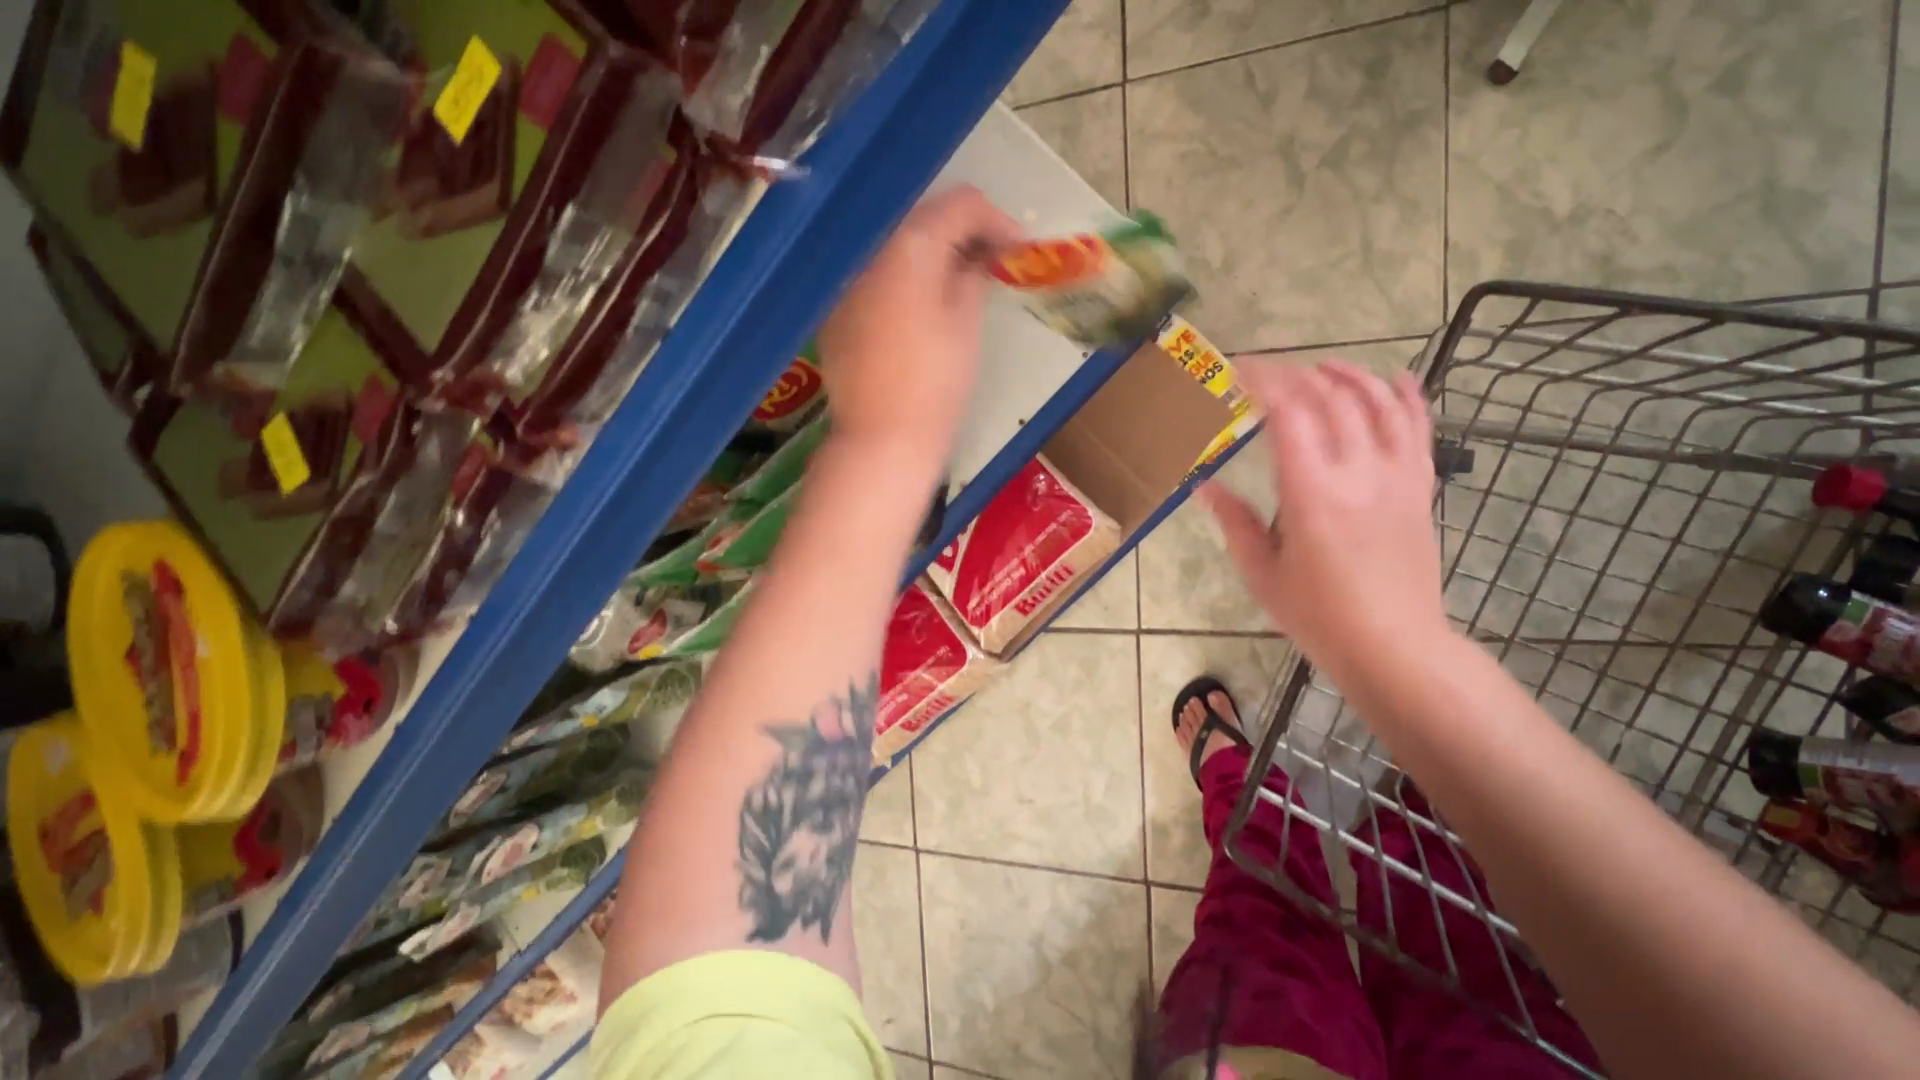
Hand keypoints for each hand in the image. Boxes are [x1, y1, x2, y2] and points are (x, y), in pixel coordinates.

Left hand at [816, 185, 1021, 468]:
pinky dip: (901, 276)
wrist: (883, 437)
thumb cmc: (936, 381)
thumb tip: (979, 257)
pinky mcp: (834, 308)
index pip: (960, 204)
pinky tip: (922, 302)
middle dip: (962, 232)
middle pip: (923, 218)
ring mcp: (845, 278)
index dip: (996, 221)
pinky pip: (874, 273)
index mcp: (909, 245)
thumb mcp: (966, 322)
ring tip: (961, 280)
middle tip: (994, 260)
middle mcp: (869, 248)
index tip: (1018, 248)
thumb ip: (974, 275)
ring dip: (931, 252)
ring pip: (896, 244)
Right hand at [1205, 361, 1450, 665]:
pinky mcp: (1420, 487)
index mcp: (1310, 492)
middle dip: (1297, 375)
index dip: (1263, 380)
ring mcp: (1396, 476)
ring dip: (1350, 376)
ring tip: (1325, 365)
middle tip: (1269, 375)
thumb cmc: (1318, 616)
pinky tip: (1397, 379)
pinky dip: (1408, 397)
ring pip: (1378, 403)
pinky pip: (1419, 429)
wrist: (1393, 646)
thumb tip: (1203, 487)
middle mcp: (1357, 472)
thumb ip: (1234, 523)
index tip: (1239, 370)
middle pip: (1331, 398)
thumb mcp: (1262, 574)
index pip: (1288, 412)